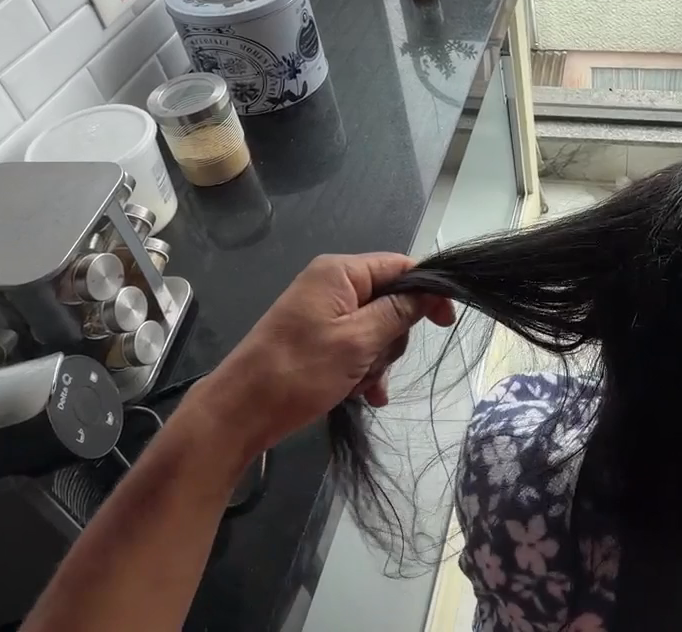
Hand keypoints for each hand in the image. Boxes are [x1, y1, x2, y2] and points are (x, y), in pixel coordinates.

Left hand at [181, 253, 454, 457]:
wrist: (236, 415)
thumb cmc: (298, 372)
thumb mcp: (358, 341)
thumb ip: (399, 311)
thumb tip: (431, 290)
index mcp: (340, 273)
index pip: (400, 266)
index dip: (427, 291)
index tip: (445, 323)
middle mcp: (332, 285)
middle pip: (389, 300)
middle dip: (391, 337)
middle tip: (374, 362)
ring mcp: (322, 313)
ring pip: (375, 328)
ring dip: (376, 359)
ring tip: (358, 384)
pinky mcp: (315, 339)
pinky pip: (356, 345)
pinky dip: (362, 368)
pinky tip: (363, 395)